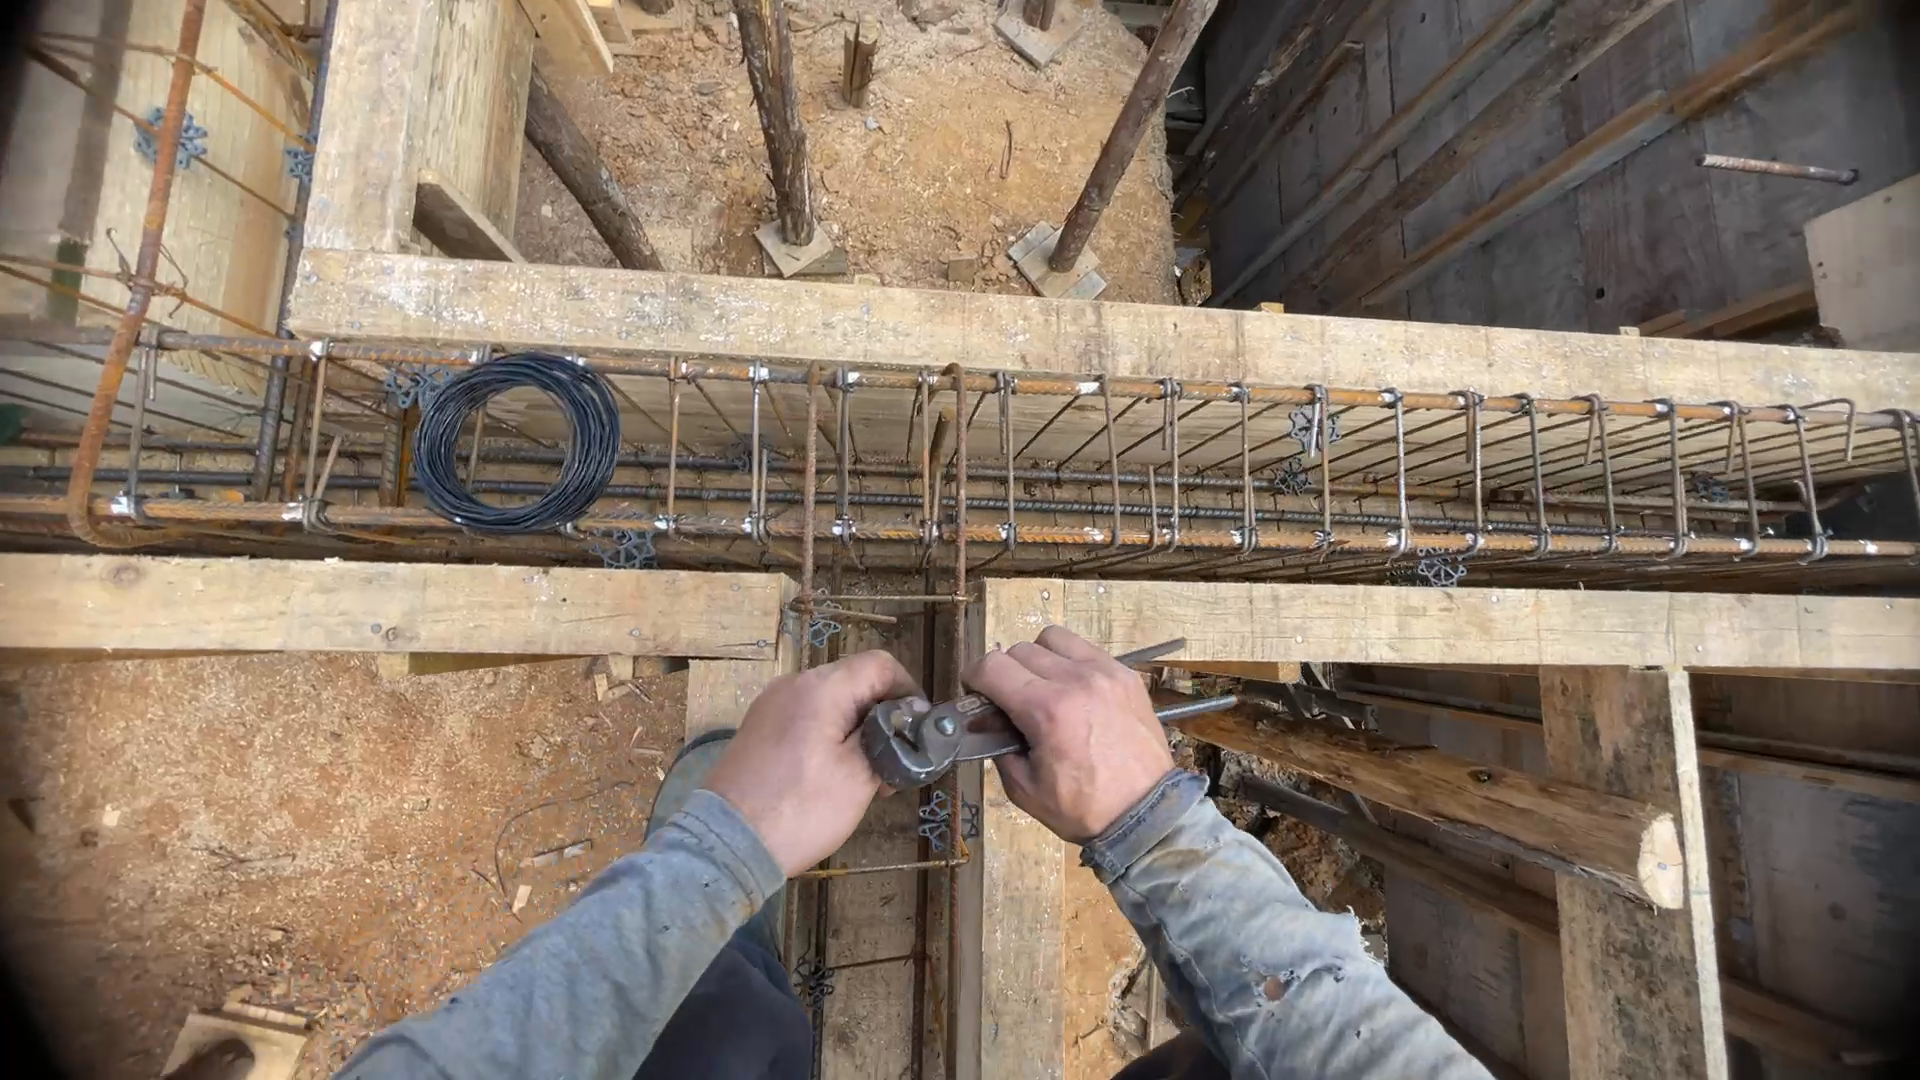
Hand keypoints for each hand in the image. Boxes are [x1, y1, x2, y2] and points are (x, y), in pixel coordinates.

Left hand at [705, 651, 920, 876]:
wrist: (725, 846)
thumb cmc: (799, 809)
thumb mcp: (858, 776)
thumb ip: (889, 737)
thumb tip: (907, 716)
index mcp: (821, 688)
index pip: (880, 664)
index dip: (908, 689)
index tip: (919, 727)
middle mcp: (794, 683)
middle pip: (855, 681)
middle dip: (883, 715)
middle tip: (894, 763)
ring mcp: (772, 703)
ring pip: (832, 700)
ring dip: (857, 728)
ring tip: (866, 777)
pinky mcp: (759, 726)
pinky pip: (807, 715)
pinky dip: (829, 734)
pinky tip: (833, 774)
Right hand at [962, 626, 1171, 842]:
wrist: (1149, 815)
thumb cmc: (1085, 809)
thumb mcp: (1025, 789)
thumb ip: (997, 747)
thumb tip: (985, 720)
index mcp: (1047, 710)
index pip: (992, 666)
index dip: (974, 678)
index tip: (976, 694)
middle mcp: (1076, 680)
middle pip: (1018, 650)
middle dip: (1005, 673)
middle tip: (1010, 701)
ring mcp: (1105, 672)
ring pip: (1052, 638)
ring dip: (1037, 658)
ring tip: (1042, 687)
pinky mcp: (1125, 674)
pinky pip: (1085, 648)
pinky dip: (1069, 661)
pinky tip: (1073, 689)